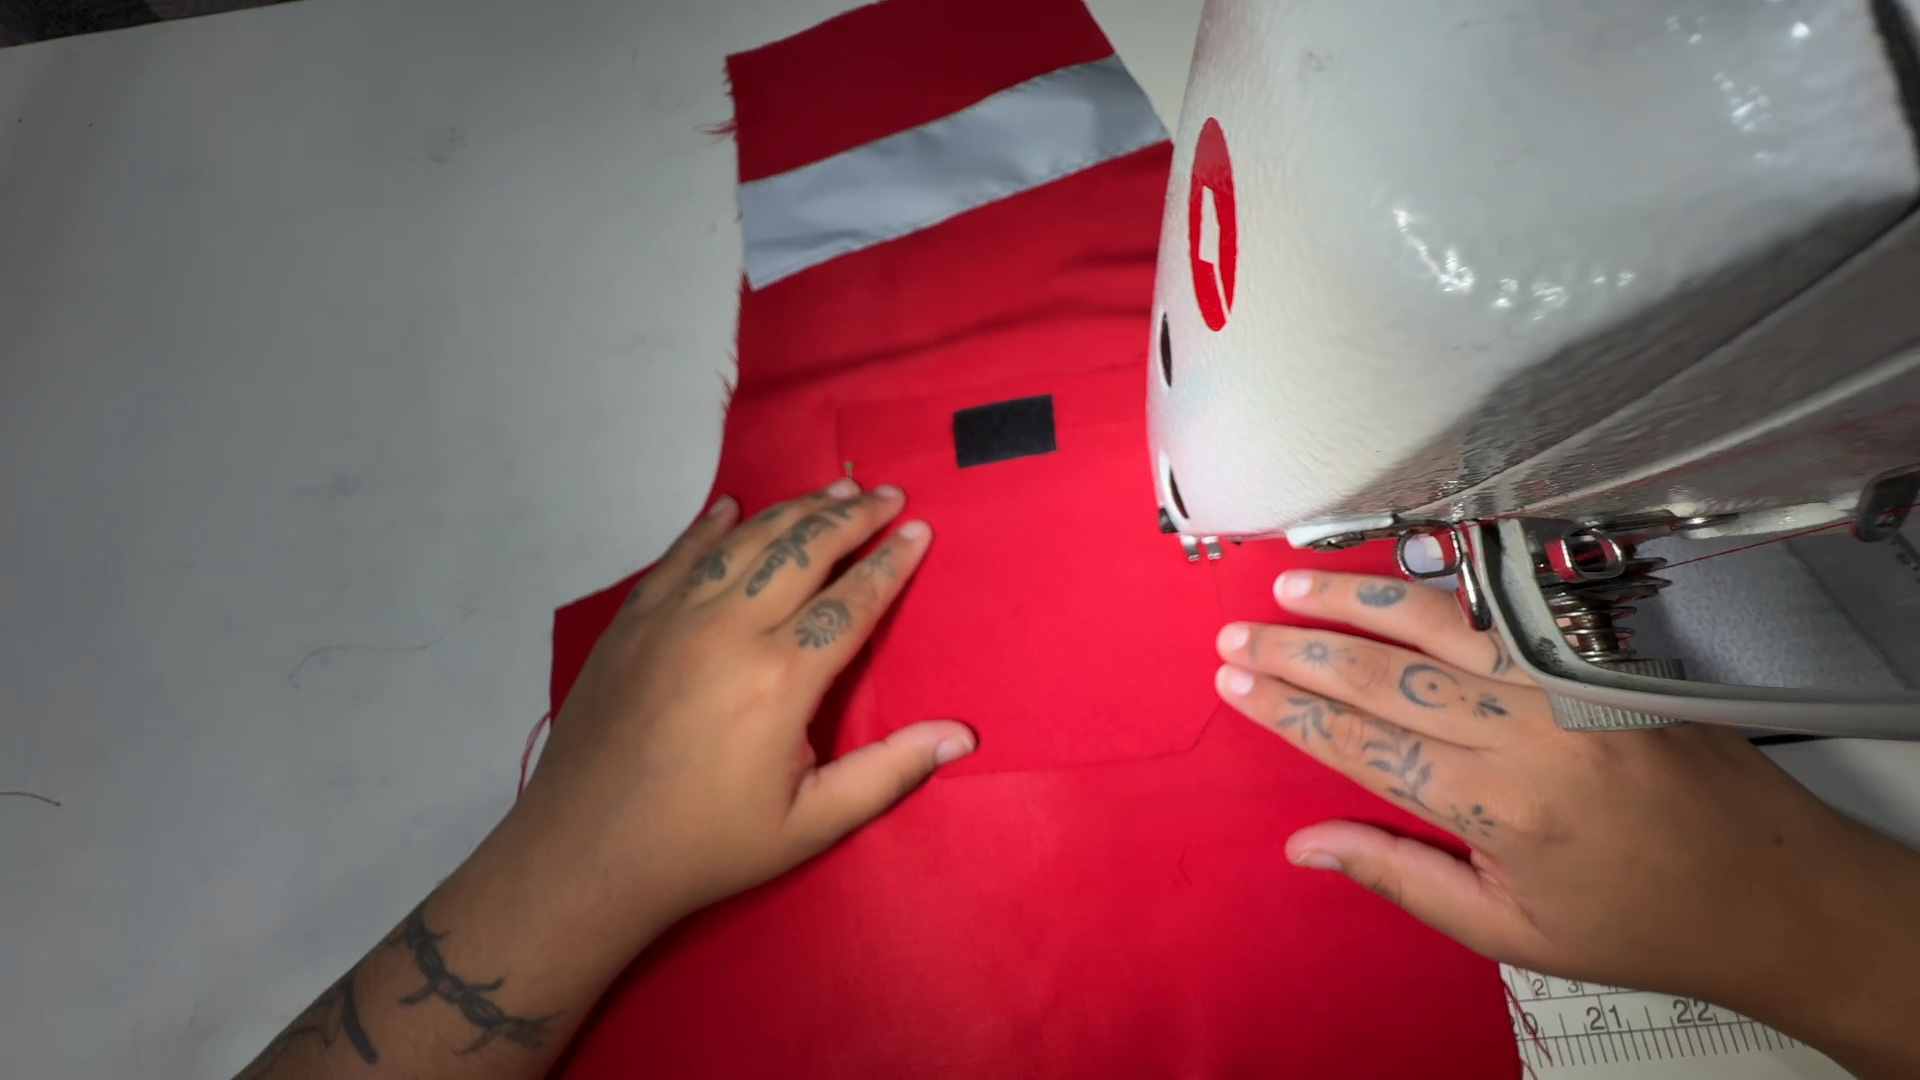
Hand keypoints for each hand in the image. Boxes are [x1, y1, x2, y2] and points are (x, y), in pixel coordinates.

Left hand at [237, 479, 974, 1079]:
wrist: (580, 858)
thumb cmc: (707, 844)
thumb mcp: (812, 822)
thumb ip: (891, 771)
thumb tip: (963, 734)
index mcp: (782, 677)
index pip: (852, 600)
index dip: (891, 562)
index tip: (919, 529)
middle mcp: (729, 629)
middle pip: (803, 550)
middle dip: (853, 517)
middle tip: (887, 493)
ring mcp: (673, 617)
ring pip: (746, 540)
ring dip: (795, 509)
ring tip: (834, 489)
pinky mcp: (631, 620)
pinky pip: (679, 554)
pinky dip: (710, 525)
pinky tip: (732, 506)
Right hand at [1213, 571, 1919, 1077]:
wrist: (1791, 897)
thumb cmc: (1645, 922)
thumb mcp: (1511, 931)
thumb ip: (1397, 874)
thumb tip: (1306, 845)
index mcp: (1499, 809)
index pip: (1358, 744)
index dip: (1286, 710)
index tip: (1236, 685)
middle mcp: (1527, 737)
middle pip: (1378, 677)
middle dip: (1293, 653)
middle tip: (1237, 636)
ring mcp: (1565, 687)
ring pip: (1429, 626)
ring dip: (1347, 603)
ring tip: (1287, 588)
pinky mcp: (1595, 662)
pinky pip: (1494, 613)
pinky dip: (1426, 591)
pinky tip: (1381, 580)